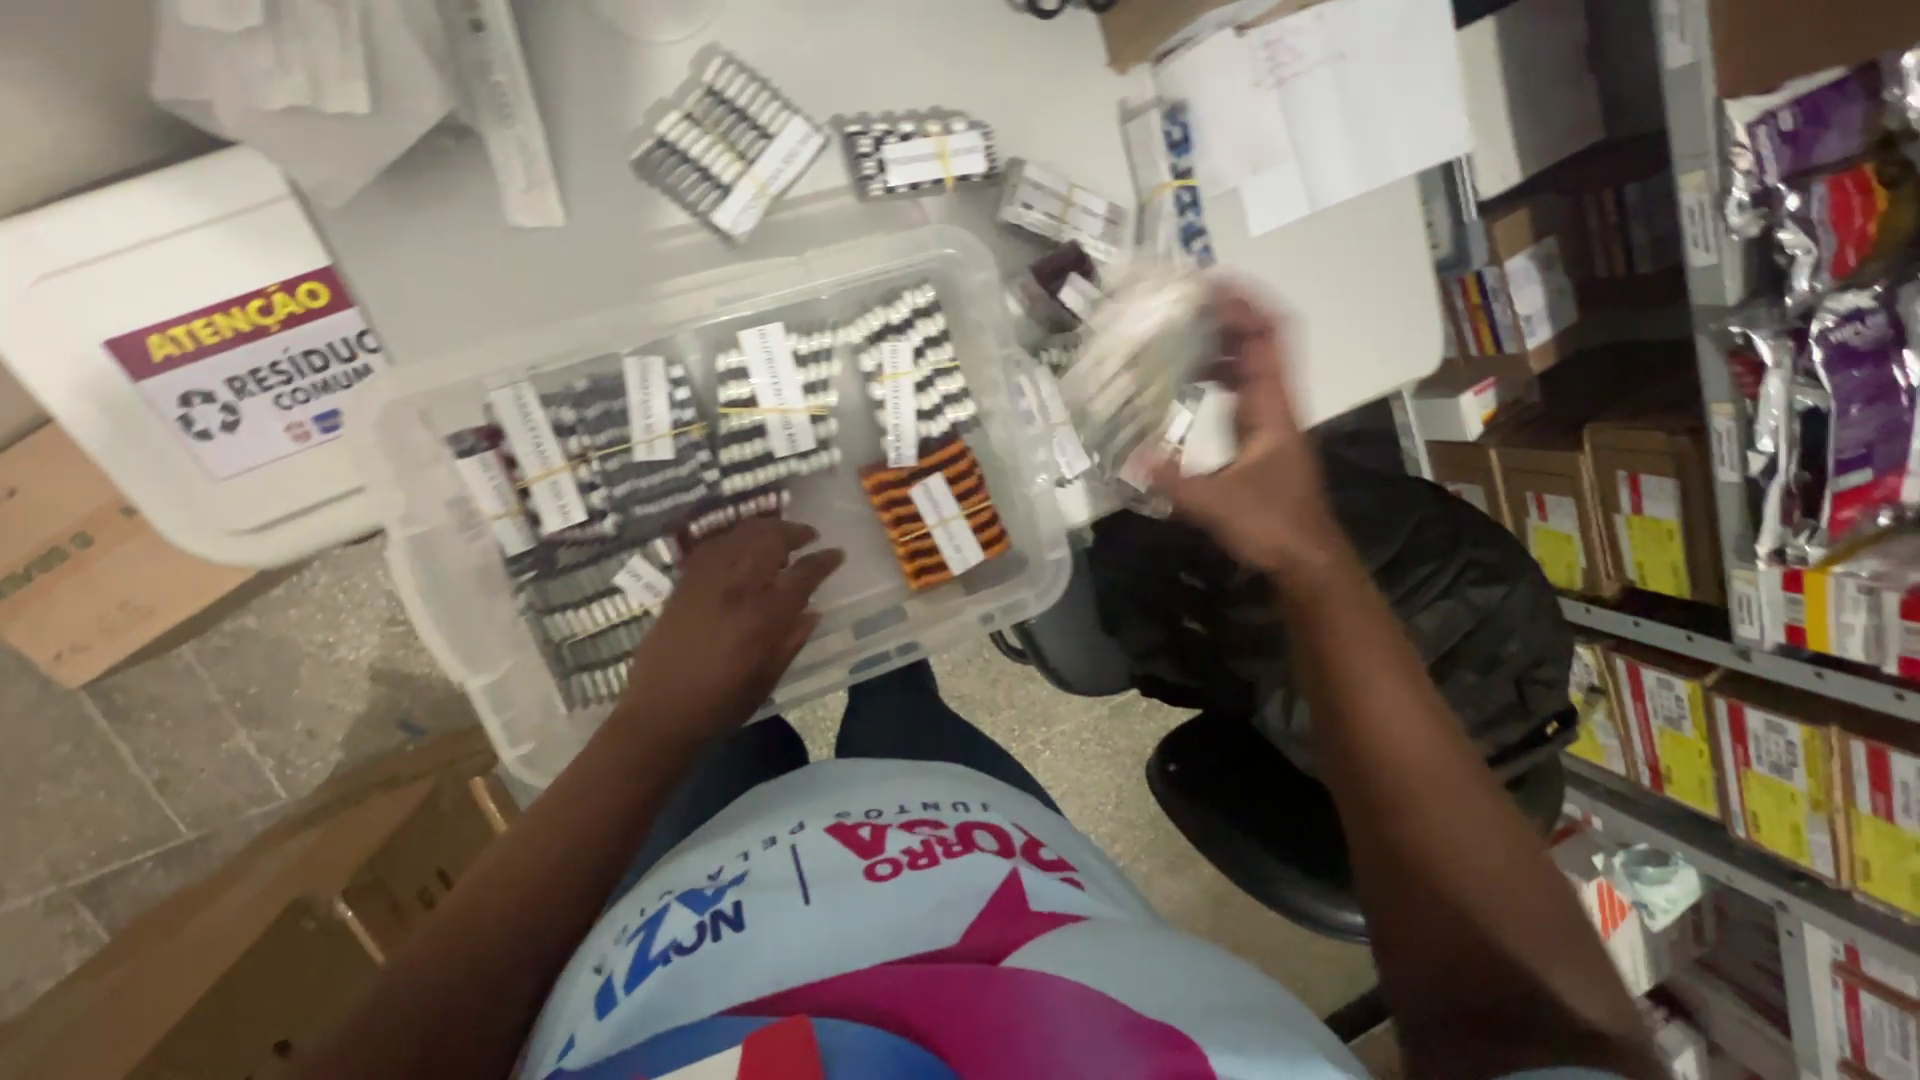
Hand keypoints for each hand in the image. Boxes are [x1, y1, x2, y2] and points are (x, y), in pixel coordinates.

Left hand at [615, 517, 843, 743]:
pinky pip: (712, 547)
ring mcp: (706, 582)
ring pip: (739, 536)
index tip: (837, 554)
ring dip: (764, 529)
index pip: (803, 573)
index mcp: (764, 616)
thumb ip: (792, 639)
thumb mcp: (769, 677)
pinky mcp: (683, 584)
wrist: (661, 713)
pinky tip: (739, 545)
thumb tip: (812, 611)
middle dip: (794, 532)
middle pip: (770, 540)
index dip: (824, 560)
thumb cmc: (722, 703)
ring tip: (777, 536)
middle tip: (808, 536)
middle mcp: (736, 588)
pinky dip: (732, 539)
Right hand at [1157, 282, 1346, 584]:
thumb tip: (1127, 457)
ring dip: (1218, 344)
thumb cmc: (1274, 526)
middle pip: (1258, 342)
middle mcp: (1275, 404)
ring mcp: (1270, 421)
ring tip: (1175, 335)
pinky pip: (1239, 391)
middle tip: (1177, 306)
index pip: (1268, 336)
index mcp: (1272, 407)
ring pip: (1249, 365)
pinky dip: (1215, 376)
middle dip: (1223, 316)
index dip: (1244, 302)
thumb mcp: (1216, 504)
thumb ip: (1172, 481)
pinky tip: (1185, 383)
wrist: (1309, 559)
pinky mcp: (1261, 440)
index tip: (1207, 283)